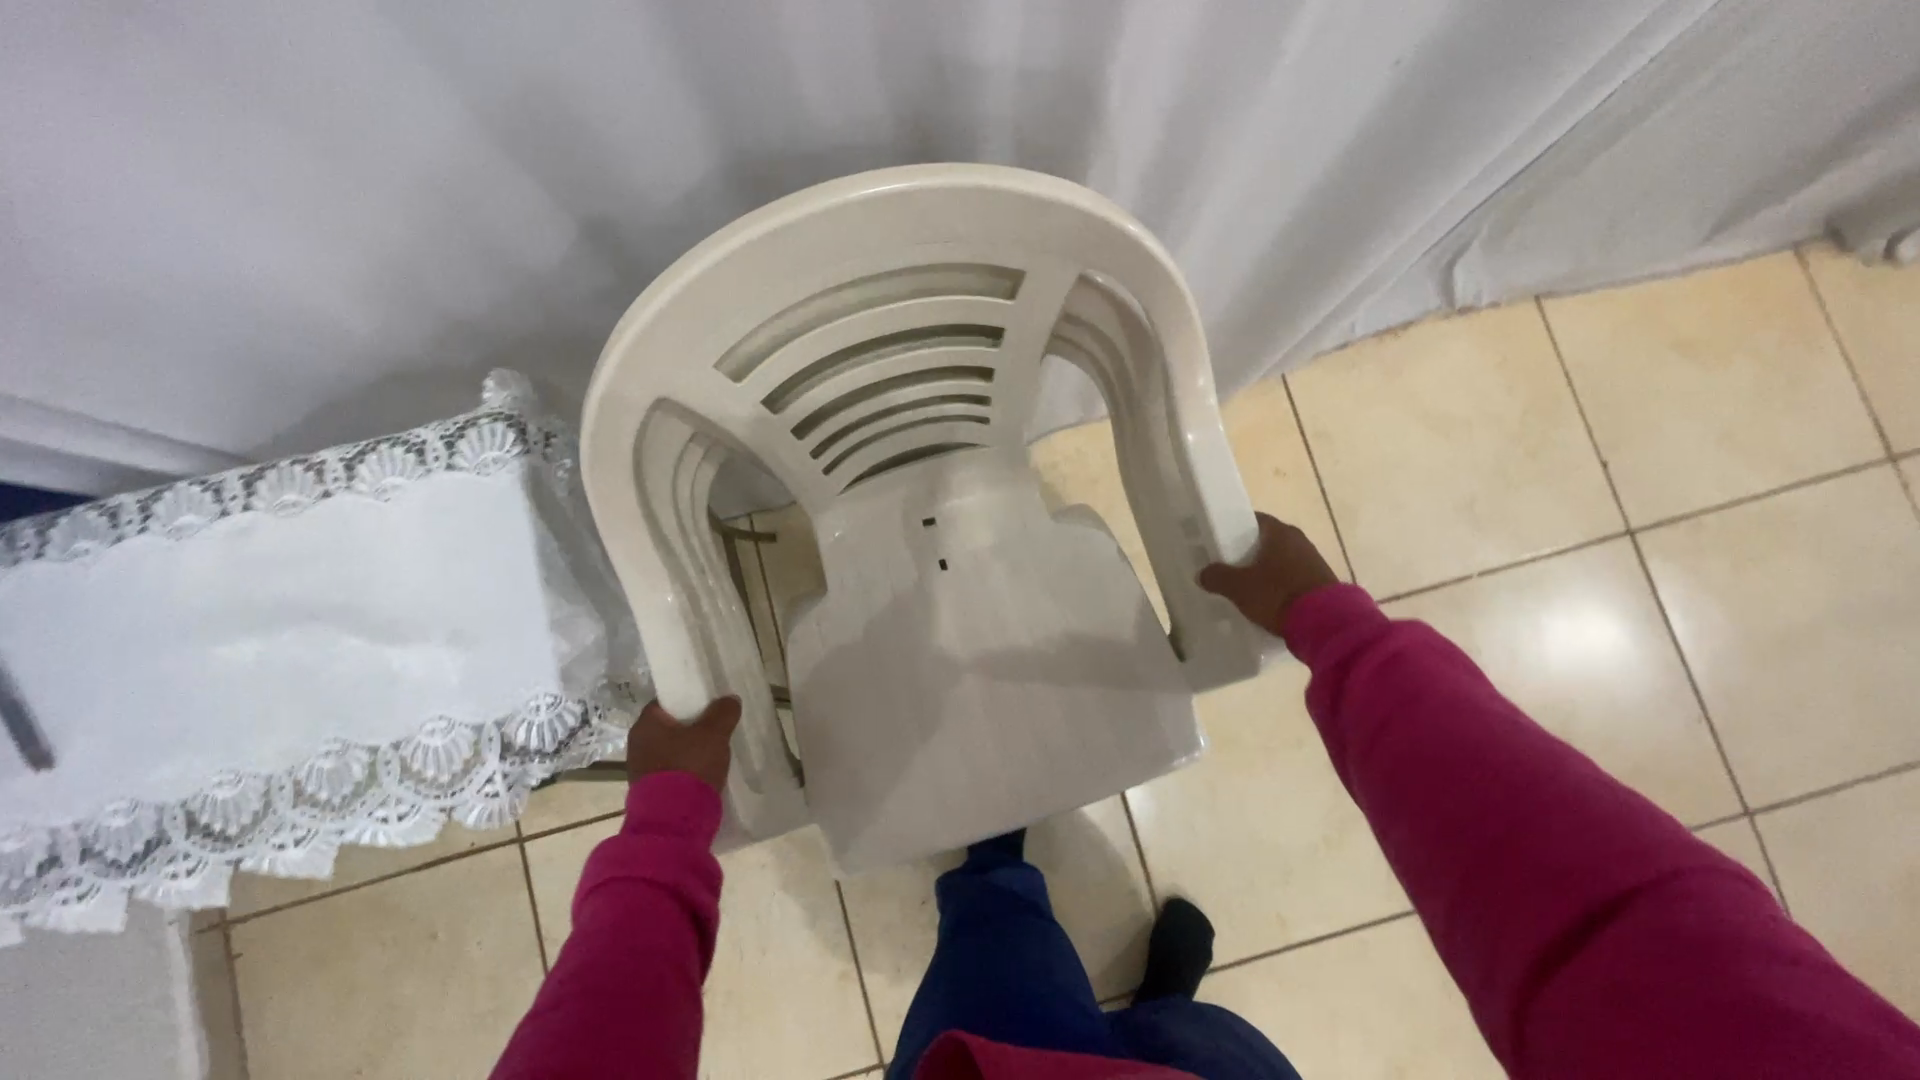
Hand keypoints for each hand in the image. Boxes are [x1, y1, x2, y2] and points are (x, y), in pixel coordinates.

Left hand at [627, 696, 740, 792]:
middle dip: (690, 726)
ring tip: (713, 752)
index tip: (707, 704)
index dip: (687, 699)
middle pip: (668, 727)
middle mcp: (636, 744)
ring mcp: (640, 770)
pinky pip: (671, 771)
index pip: (665, 702)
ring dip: (688, 750)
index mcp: (646, 724)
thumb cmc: (690, 766)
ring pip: (670, 750)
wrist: (674, 820)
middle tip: (714, 727)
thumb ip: (723, 713)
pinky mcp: (649, 792)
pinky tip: (704, 773)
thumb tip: (729, 699)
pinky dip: (685, 770)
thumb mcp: (714, 734)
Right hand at [1198, 512, 1338, 636]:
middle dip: (1248, 552)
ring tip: (1246, 587)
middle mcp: (1299, 539)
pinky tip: (1268, 600)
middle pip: (1267, 541)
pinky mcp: (1321, 582)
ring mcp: (1313, 560)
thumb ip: (1217, 577)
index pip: (1253, 520)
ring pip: (1281, 560)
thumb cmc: (1277, 595)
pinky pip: (1293, 578)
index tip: (1219, 543)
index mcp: (1279, 532)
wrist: (1325, 624)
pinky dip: (1279, 585)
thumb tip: (1202, 573)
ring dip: (1265, 570)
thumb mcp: (1239, 588)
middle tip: (1228, 567)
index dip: (1234, 529)